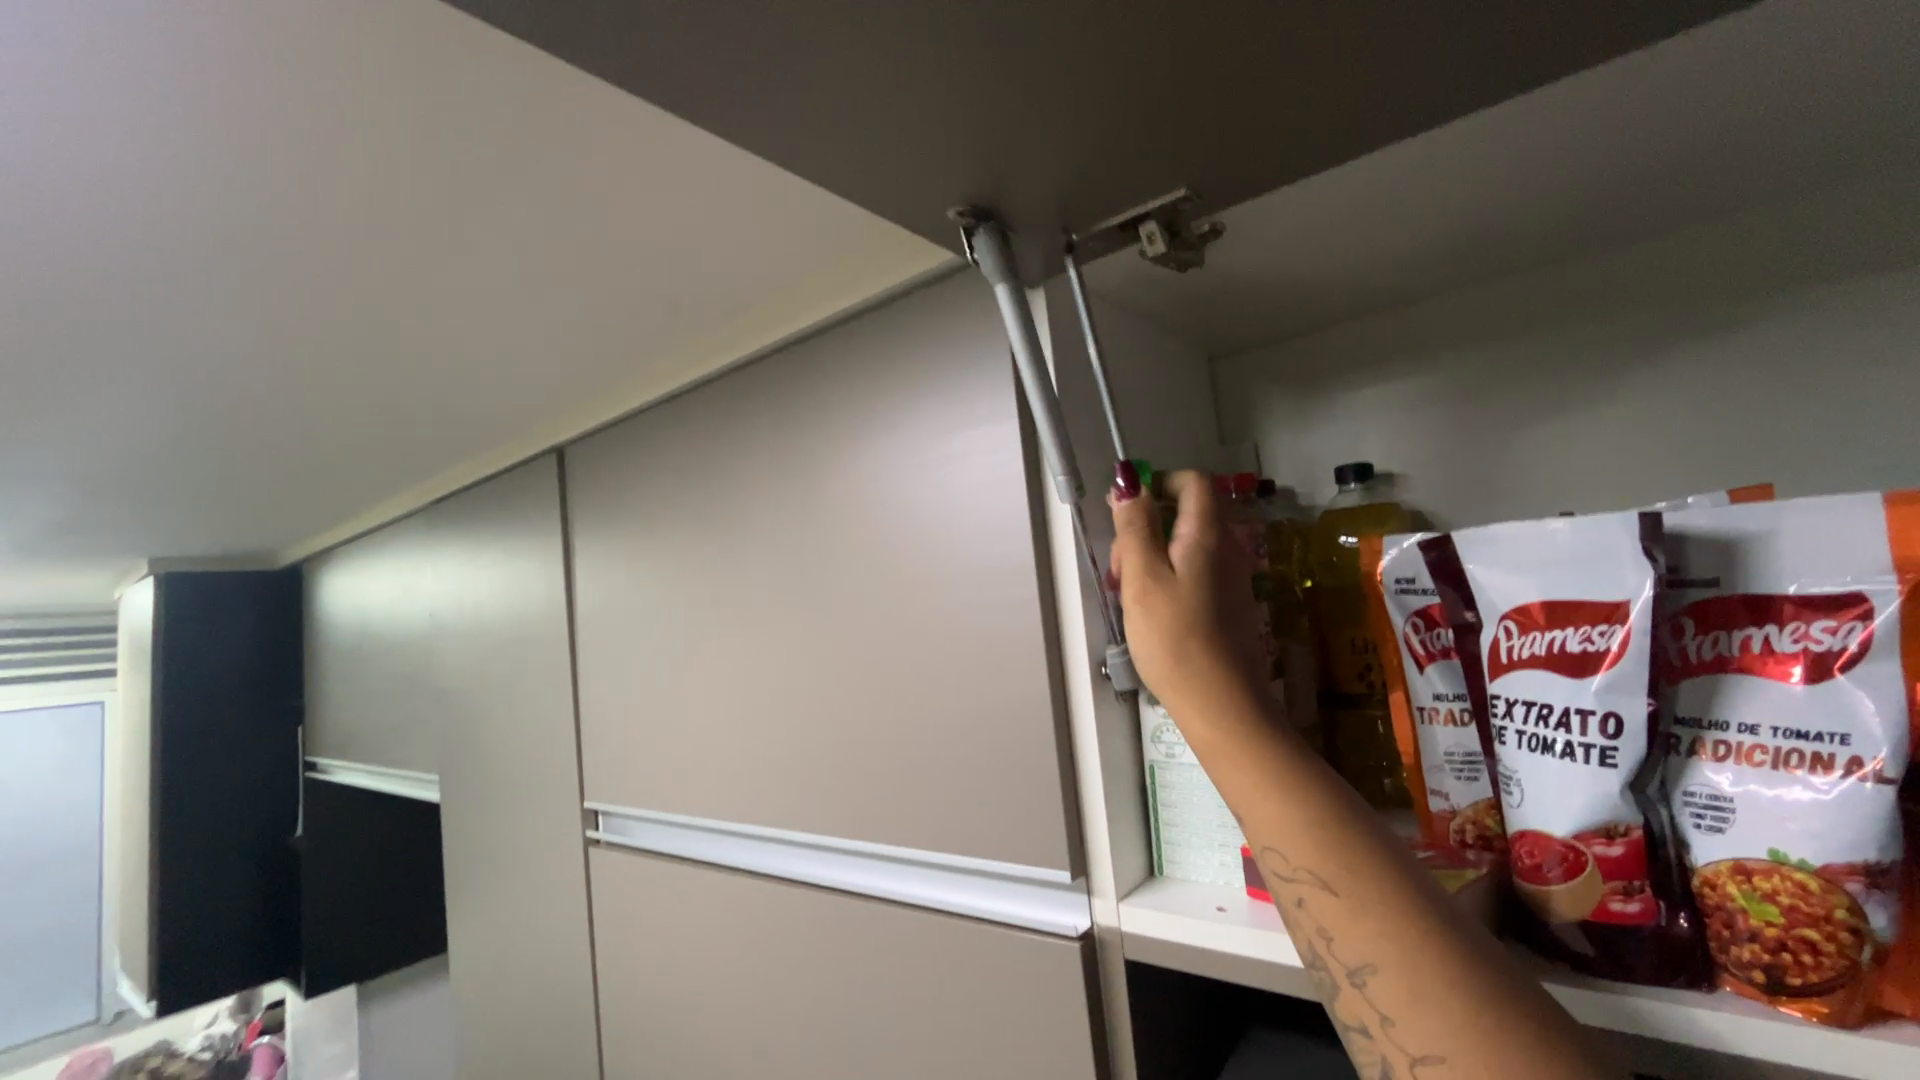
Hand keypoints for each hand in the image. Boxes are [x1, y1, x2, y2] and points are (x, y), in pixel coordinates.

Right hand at [1109, 469, 1268, 718]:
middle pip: (1187, 513)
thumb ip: (1135, 526)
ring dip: (1152, 556)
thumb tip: (1129, 479)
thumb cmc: (1174, 637)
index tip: (1126, 513)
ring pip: (1186, 546)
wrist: (1220, 703)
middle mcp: (1228, 548)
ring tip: (1128, 594)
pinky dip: (1168, 578)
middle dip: (1146, 527)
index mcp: (1208, 534)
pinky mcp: (1228, 604)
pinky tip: (1151, 612)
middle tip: (1119, 567)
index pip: (1193, 482)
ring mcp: (1232, 578)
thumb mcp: (1143, 578)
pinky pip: (1195, 572)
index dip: (1159, 484)